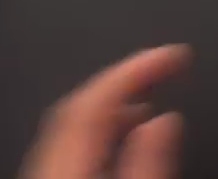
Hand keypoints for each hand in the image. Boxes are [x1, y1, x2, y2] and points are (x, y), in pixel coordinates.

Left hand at [20, 45, 189, 178]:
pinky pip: (68, 140)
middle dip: (124, 76)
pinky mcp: (47, 176)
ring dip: (112, 102)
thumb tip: (167, 116)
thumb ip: (148, 159)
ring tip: (148, 100)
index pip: (101, 91)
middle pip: (82, 101)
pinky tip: (121, 136)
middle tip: (162, 63)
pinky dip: (97, 126)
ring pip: (73, 120)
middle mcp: (49, 156)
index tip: (175, 52)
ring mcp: (43, 169)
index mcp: (69, 155)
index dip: (140, 62)